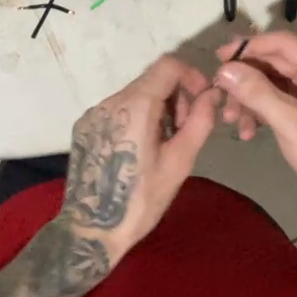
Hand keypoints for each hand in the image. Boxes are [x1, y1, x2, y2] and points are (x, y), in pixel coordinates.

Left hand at [57, 55, 220, 259]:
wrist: (92, 230)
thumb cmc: (142, 200)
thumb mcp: (180, 162)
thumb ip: (200, 121)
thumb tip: (212, 95)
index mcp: (135, 106)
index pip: (167, 65)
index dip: (191, 76)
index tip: (202, 100)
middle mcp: (110, 102)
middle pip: (150, 80)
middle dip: (175, 97)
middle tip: (184, 130)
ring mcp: (93, 114)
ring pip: (134, 95)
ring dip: (156, 109)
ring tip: (163, 144)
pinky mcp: (84, 127)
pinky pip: (117, 110)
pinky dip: (136, 118)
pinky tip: (139, 150)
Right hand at [213, 32, 296, 231]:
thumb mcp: (289, 122)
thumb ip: (256, 92)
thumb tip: (224, 69)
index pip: (284, 44)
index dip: (251, 46)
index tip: (220, 57)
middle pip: (275, 64)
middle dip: (246, 78)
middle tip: (218, 89)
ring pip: (271, 85)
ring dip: (248, 99)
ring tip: (230, 119)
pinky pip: (274, 104)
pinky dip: (258, 113)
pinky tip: (246, 132)